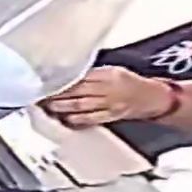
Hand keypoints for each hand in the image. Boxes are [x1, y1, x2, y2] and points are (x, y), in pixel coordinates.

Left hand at [42, 66, 176, 127]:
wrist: (154, 98)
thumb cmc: (125, 83)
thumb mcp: (111, 72)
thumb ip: (87, 74)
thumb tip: (55, 77)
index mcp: (108, 75)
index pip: (78, 77)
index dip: (56, 81)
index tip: (39, 84)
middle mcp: (109, 89)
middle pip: (75, 91)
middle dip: (53, 94)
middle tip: (36, 96)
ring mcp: (111, 103)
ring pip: (77, 105)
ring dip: (57, 106)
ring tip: (44, 106)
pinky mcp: (111, 116)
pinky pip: (87, 119)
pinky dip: (71, 118)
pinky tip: (61, 117)